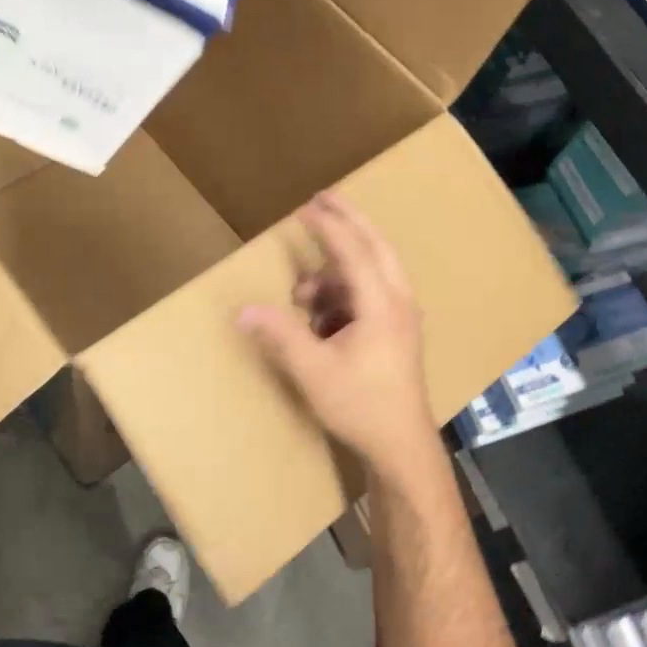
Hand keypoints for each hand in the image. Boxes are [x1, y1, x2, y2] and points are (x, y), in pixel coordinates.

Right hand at [238, 193, 437, 477]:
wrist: (402, 447)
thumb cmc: (360, 406)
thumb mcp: (313, 370)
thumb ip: (280, 335)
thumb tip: (244, 310)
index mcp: (381, 305)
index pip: (353, 252)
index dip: (328, 227)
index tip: (305, 207)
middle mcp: (398, 302)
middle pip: (375, 246)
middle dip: (348, 221)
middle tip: (322, 199)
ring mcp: (402, 317)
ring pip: (371, 272)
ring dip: (337, 271)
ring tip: (302, 294)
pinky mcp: (398, 332)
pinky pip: (371, 294)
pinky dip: (345, 293)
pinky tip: (320, 320)